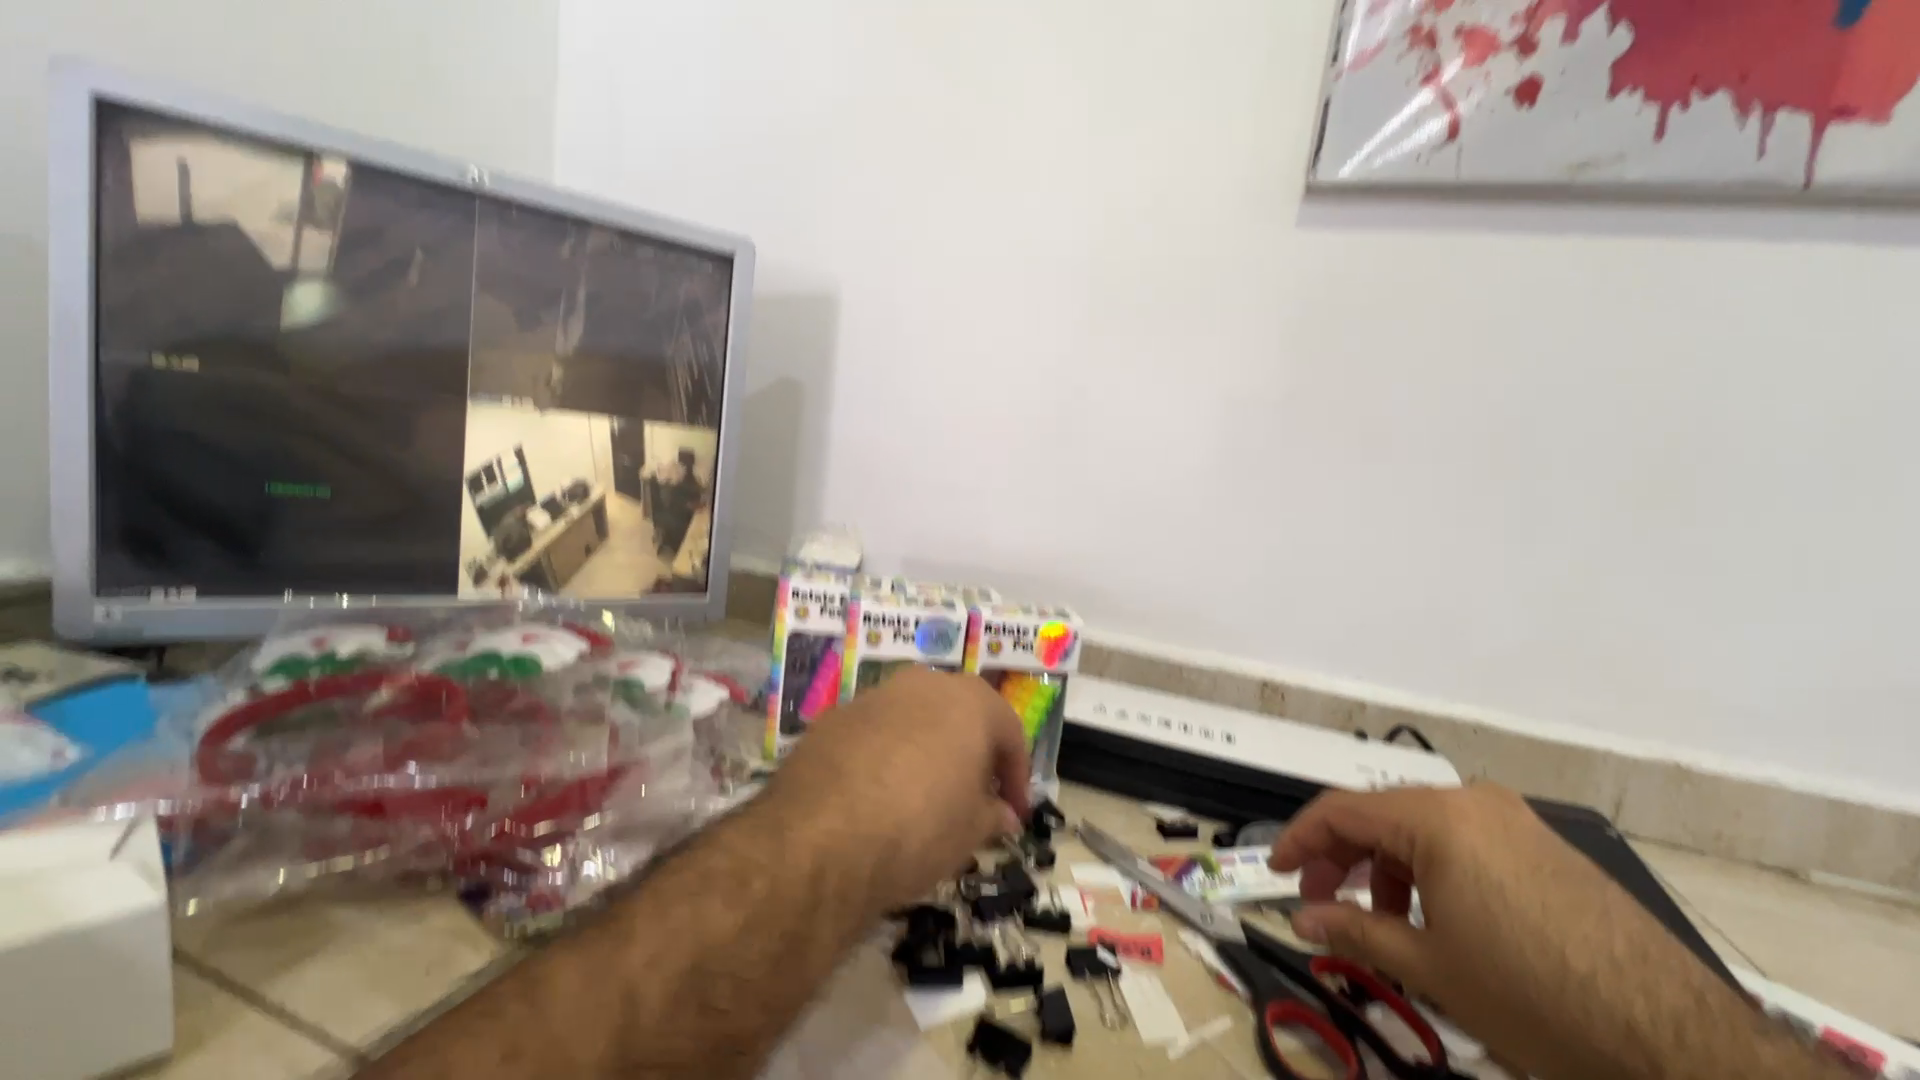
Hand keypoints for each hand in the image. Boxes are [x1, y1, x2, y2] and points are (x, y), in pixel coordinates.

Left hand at [767, 667, 1030, 912]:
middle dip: (970, 752)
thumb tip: (1003, 814)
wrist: (821, 837)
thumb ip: (993, 815)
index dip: (1017, 775)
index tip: (1014, 812)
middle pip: (958, 713)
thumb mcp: (971, 831)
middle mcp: (922, 685)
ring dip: (925, 750)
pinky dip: (883, 757)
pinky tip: (876, 798)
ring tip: (923, 796)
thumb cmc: (919, 827)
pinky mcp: (831, 719)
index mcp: (969, 702)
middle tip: (972, 797)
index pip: (1009, 731)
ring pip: (912, 718)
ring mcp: (872, 697)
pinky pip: (872, 734)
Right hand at [1268, 784, 1761, 1079]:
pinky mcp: (1547, 848)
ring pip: (1424, 829)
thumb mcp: (1429, 966)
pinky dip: (1431, 872)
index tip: (1273, 871)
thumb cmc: (1532, 995)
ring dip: (1387, 868)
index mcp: (1438, 817)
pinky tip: (1435, 919)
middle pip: (1382, 814)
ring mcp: (1517, 821)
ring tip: (1379, 921)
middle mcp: (1474, 801)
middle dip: (1342, 856)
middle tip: (1319, 903)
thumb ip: (1352, 930)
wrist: (1677, 1041)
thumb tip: (1301, 918)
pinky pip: (1467, 843)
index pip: (1341, 810)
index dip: (1298, 839)